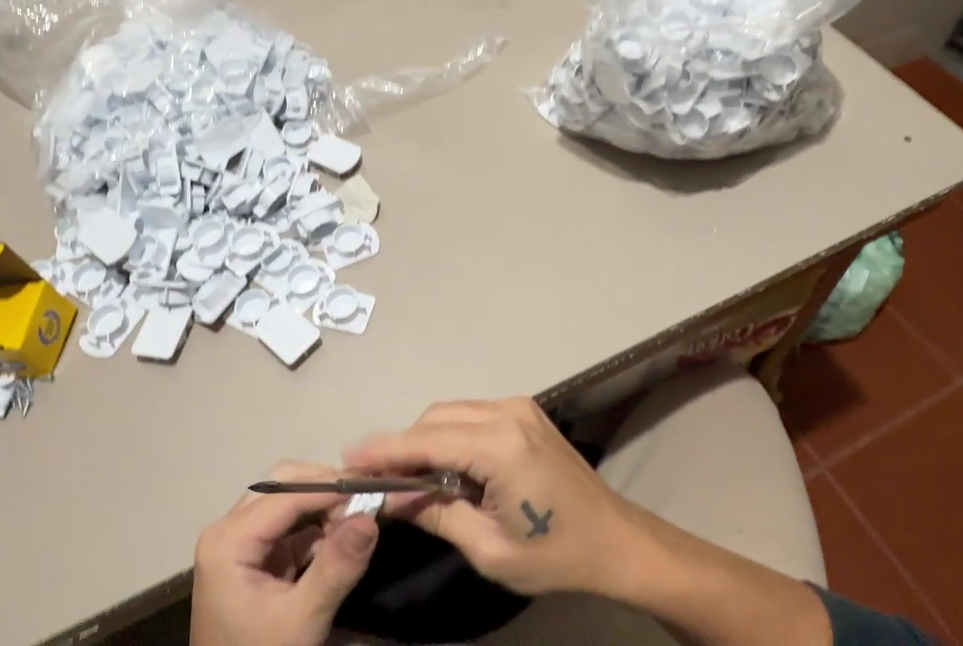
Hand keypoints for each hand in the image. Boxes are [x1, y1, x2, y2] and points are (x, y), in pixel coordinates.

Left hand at [191, 462, 379, 645]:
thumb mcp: (301, 621)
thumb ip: (335, 569)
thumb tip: (370, 519)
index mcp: (228, 541)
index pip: (286, 494)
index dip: (331, 486)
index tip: (375, 485)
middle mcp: (227, 529)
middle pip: (282, 484)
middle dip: (326, 487)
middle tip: (367, 499)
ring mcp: (238, 540)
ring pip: (286, 498)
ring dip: (323, 503)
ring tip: (359, 516)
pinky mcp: (252, 555)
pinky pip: (289, 523)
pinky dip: (317, 523)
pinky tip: (341, 534)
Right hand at [344, 399, 648, 597]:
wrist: (616, 541)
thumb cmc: (555, 553)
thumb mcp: (490, 548)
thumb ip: (437, 513)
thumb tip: (391, 497)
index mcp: (501, 445)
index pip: (426, 440)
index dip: (384, 451)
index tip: (346, 461)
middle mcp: (508, 413)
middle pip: (436, 419)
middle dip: (403, 446)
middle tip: (374, 480)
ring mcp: (520, 408)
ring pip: (452, 413)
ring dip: (425, 439)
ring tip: (404, 478)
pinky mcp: (526, 414)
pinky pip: (472, 415)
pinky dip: (449, 435)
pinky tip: (442, 466)